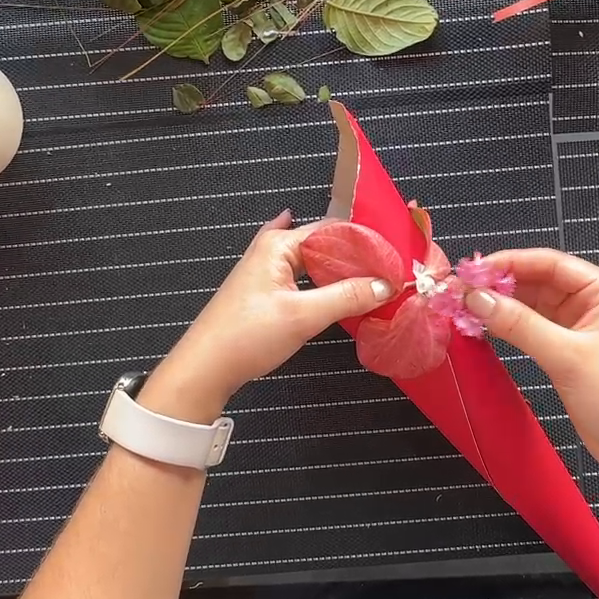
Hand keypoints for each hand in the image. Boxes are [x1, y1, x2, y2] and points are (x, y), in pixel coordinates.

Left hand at [142, 211, 393, 423]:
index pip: (333, 229)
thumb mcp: (303, 315)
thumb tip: (386, 285)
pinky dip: (326, 282)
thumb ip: (347, 296)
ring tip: (375, 281)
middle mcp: (272, 249)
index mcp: (278, 243)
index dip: (365, 243)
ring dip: (342, 272)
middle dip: (356, 257)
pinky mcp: (267, 292)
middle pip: (324, 244)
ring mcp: (268, 270)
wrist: (205, 369)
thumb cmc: (247, 335)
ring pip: (315, 263)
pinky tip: (341, 283)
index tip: (394, 258)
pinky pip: (305, 278)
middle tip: (390, 271)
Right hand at [462, 248, 598, 476]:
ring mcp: (580, 326)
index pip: (550, 263)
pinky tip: (484, 326)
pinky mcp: (568, 350)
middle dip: (500, 284)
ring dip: (502, 305)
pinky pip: (533, 327)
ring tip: (464, 307)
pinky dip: (509, 326)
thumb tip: (474, 298)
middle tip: (459, 291)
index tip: (470, 271)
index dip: (509, 262)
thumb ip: (519, 324)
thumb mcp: (567, 356)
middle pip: (538, 281)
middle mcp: (593, 301)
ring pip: (533, 304)